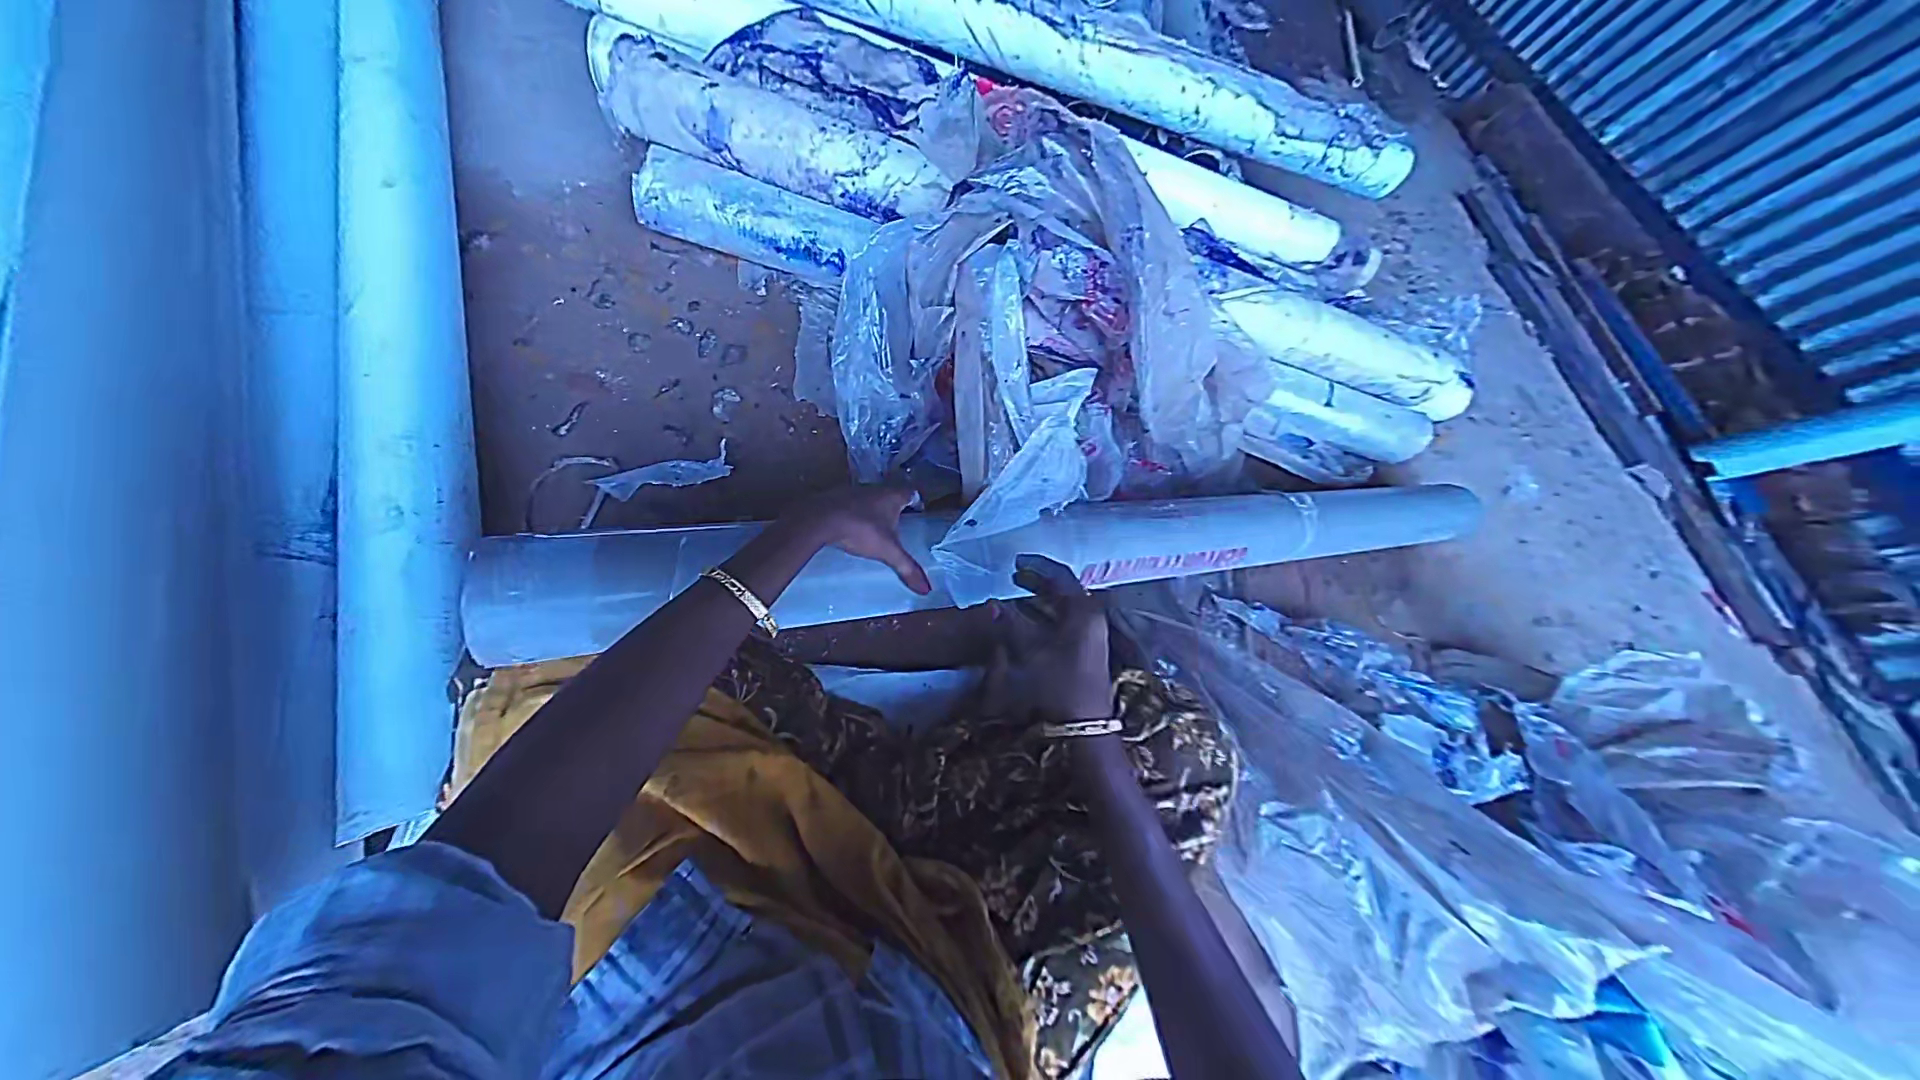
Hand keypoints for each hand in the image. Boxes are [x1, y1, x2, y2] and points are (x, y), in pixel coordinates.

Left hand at [783, 485, 932, 594]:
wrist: (819, 519)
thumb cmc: (860, 530)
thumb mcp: (887, 551)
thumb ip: (907, 568)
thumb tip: (927, 589)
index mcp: (892, 496)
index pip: (911, 492)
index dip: (916, 500)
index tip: (918, 509)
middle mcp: (874, 489)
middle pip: (890, 493)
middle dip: (894, 505)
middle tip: (899, 519)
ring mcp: (852, 491)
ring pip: (868, 497)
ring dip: (873, 508)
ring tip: (876, 524)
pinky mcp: (833, 497)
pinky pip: (849, 503)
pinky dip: (853, 512)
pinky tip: (851, 525)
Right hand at [983, 555, 1112, 720]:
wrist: (1083, 726)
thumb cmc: (1057, 685)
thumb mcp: (1029, 653)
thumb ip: (1011, 625)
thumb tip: (992, 605)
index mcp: (1083, 611)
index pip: (1061, 576)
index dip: (1037, 566)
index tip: (1016, 562)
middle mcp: (1092, 618)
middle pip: (1066, 589)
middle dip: (1039, 581)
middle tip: (1015, 575)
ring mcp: (1092, 634)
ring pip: (1066, 606)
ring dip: (1043, 598)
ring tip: (1018, 593)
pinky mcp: (1087, 649)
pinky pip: (1066, 620)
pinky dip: (1048, 614)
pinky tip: (1030, 619)